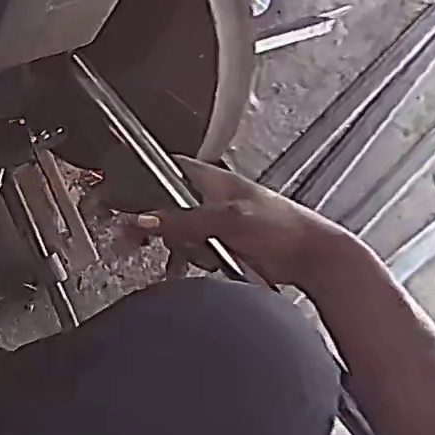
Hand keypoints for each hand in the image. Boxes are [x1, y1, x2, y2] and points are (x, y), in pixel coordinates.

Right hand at [133, 157, 366, 289]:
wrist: (314, 261)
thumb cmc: (284, 227)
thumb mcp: (228, 219)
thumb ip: (184, 220)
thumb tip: (144, 219)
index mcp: (212, 179)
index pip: (167, 166)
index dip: (143, 172)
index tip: (120, 186)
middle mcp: (209, 199)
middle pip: (165, 203)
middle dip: (152, 219)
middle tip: (131, 230)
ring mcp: (213, 223)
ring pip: (175, 230)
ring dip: (171, 244)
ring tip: (169, 251)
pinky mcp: (220, 247)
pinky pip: (190, 251)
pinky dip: (183, 259)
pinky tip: (180, 268)